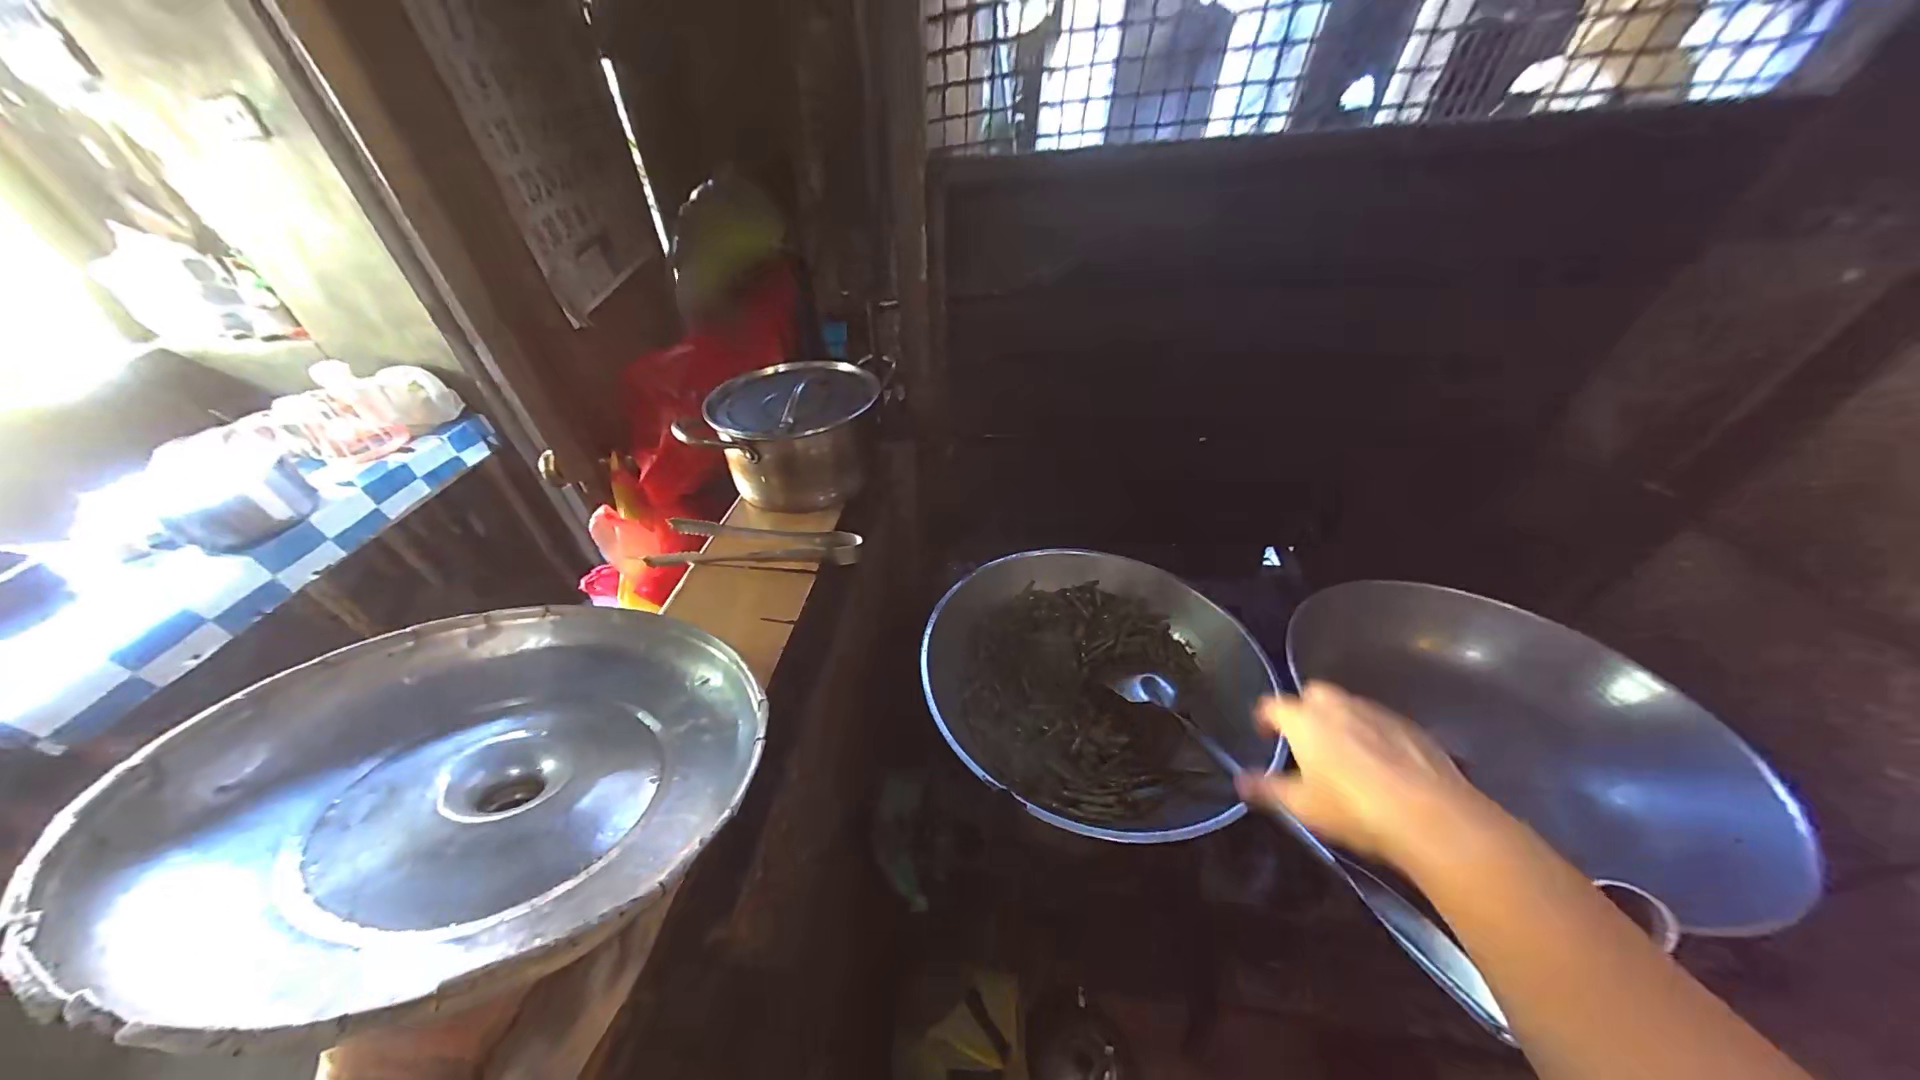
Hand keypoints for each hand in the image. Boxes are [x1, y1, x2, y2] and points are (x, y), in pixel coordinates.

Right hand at [1236, 681, 1493, 868]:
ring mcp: (1378, 714)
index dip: (1264, 718)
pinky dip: (1374, 735)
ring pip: (1350, 706)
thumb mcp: (1302, 806)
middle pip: (1314, 694)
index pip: (1272, 705)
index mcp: (1304, 719)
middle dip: (1306, 710)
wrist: (1434, 818)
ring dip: (1341, 721)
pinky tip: (1382, 765)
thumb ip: (1267, 789)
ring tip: (1344, 754)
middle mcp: (1338, 706)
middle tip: (1306, 741)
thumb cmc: (1354, 808)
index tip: (1265, 735)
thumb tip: (1241, 781)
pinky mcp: (1413, 729)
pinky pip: (1382, 723)